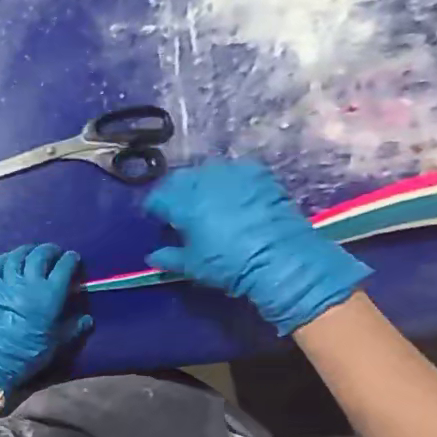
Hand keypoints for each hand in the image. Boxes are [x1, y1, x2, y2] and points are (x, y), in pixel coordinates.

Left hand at [0, 243, 91, 399]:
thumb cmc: (29, 353)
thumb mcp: (59, 343)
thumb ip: (75, 327)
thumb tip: (88, 318)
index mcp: (50, 295)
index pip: (64, 267)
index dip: (71, 260)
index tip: (73, 259)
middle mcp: (29, 282)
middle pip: (40, 255)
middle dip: (50, 250)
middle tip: (54, 252)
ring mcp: (6, 282)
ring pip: (17, 256)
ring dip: (27, 250)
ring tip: (32, 251)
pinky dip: (4, 259)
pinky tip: (9, 259)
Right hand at [143, 161, 371, 334]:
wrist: (282, 259)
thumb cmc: (229, 264)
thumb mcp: (192, 265)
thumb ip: (169, 257)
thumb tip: (154, 256)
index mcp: (182, 202)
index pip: (157, 198)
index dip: (154, 210)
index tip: (157, 220)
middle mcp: (204, 181)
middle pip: (180, 180)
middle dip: (176, 193)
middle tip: (180, 211)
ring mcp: (233, 174)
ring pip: (207, 172)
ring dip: (202, 184)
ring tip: (206, 201)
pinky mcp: (259, 174)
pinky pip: (236, 171)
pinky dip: (230, 181)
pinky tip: (234, 195)